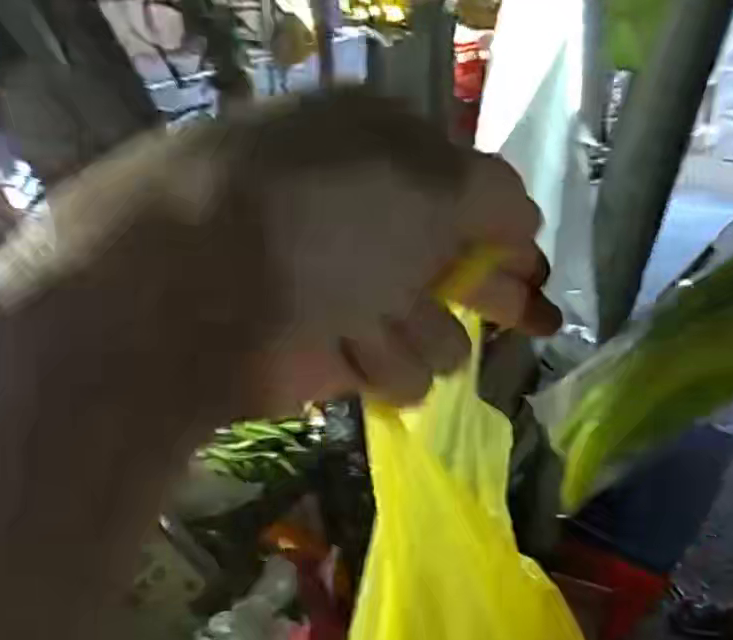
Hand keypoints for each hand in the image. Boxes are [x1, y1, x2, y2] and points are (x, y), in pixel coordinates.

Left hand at [17, 91, 560, 414]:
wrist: (199, 294)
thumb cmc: (318, 218)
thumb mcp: (422, 180)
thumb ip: (491, 197)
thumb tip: (525, 222)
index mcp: (391, 166)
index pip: (470, 203)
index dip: (506, 239)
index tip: (532, 270)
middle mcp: (375, 235)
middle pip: (457, 277)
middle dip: (490, 295)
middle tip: (529, 319)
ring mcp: (354, 302)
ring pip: (435, 340)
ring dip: (419, 337)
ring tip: (374, 326)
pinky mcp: (333, 362)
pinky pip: (397, 378)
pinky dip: (384, 370)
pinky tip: (352, 356)